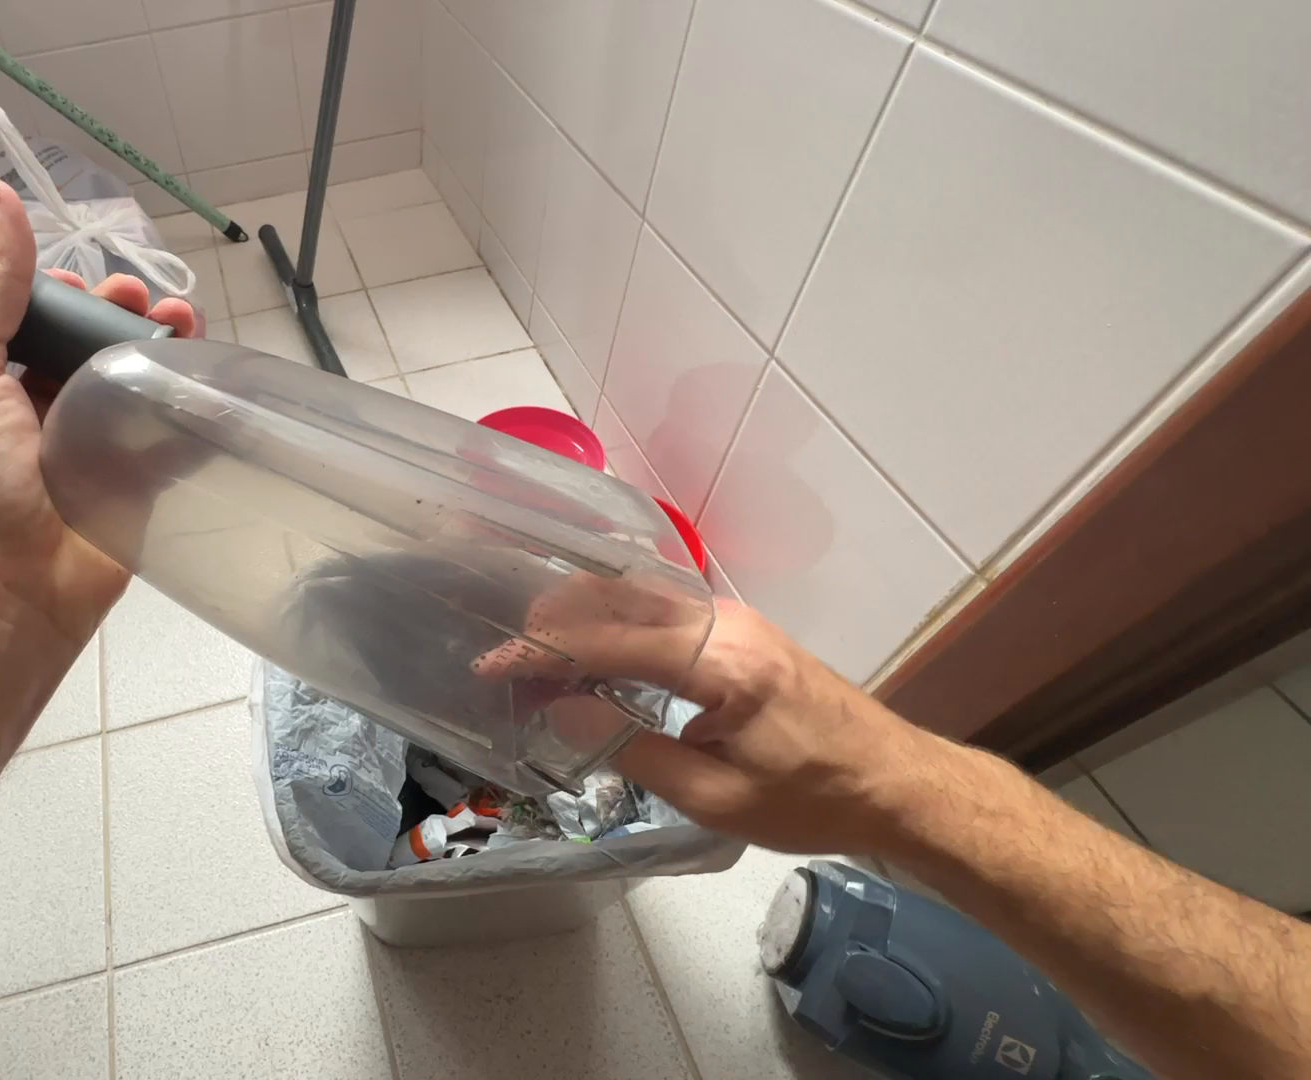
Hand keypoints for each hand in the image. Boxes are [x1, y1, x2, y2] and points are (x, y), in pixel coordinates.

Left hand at [0, 178, 195, 645]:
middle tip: (147, 303)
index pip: (41, 318)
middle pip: (97, 346)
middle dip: (126, 316)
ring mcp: (99, 446)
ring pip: (140, 383)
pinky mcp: (139, 482)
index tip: (93, 282)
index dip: (69, 292)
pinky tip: (216, 384)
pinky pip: (173, 437)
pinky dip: (195, 410)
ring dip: (167, 351)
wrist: (9, 587)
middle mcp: (48, 408)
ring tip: (188, 328)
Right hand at [479, 588, 942, 853]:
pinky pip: (656, 605)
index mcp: (720, 661)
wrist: (901, 784)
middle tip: (511, 657)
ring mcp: (731, 614)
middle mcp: (722, 619)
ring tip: (538, 653)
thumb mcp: (715, 797)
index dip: (541, 652)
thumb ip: (630, 748)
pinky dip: (610, 619)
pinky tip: (590, 646)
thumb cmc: (812, 800)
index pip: (606, 641)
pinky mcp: (734, 624)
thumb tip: (560, 710)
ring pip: (633, 591)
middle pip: (615, 594)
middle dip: (551, 619)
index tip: (494, 666)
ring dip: (578, 614)